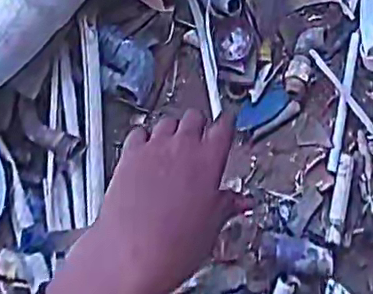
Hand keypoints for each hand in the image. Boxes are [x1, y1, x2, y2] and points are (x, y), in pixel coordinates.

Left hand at [51, 109, 245, 293]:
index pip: (224, 126)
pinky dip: (143, 139)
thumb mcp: (211, 227)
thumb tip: (240, 202)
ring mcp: (156, 146)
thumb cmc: (173, 247)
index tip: (226, 126)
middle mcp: (183, 145)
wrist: (131, 256)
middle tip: (199, 140)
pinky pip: (140, 133)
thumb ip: (227, 204)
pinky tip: (145, 152)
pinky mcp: (131, 153)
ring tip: (172, 148)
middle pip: (195, 116)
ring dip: (172, 131)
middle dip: (198, 125)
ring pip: (168, 121)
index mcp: (209, 159)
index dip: (227, 124)